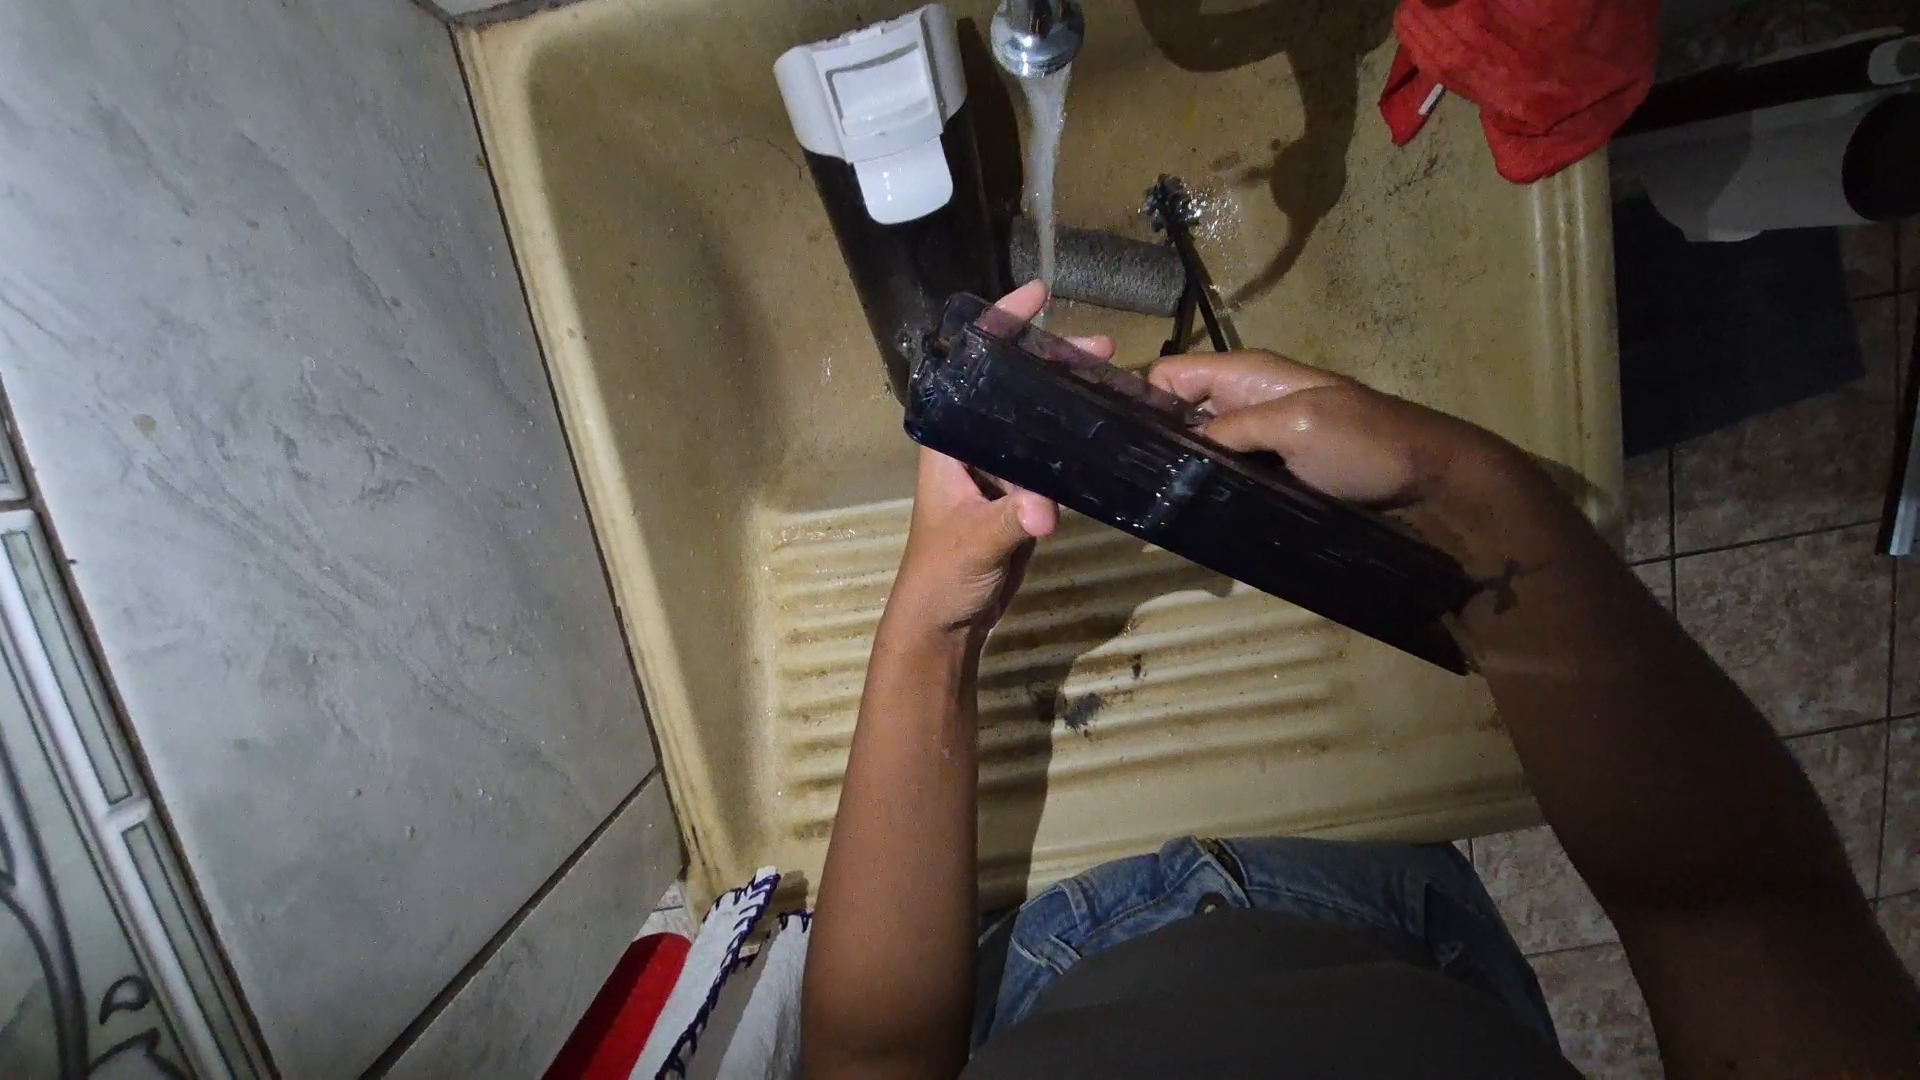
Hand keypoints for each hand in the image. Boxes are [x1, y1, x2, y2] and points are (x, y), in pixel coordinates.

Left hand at [887, 282, 1114, 638]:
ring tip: (1115, 383)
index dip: (999, 326)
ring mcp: (1000, 472)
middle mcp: (973, 447)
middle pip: (1013, 389)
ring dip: (1070, 401)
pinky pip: (1050, 460)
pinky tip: (1106, 432)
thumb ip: (1012, 522)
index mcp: (949, 442)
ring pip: (1037, 422)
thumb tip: (1047, 513)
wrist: (947, 618)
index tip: (1038, 295)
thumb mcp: (975, 542)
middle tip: (1102, 349)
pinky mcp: (1022, 498)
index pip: (970, 369)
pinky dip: (1075, 444)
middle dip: (1053, 362)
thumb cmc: (941, 572)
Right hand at [1149, 350, 1506, 505]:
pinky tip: (1186, 513)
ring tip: (1152, 503)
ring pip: (1194, 450)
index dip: (1140, 400)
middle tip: (1131, 482)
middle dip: (1154, 442)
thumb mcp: (1296, 424)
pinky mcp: (1263, 475)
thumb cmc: (1365, 442)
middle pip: (1175, 415)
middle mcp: (1239, 404)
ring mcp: (1252, 442)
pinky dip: (1201, 490)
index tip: (1120, 441)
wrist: (1428, 485)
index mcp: (1244, 376)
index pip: (1167, 376)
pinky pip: (1217, 477)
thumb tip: (1175, 448)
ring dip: (1176, 472)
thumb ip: (1232, 427)